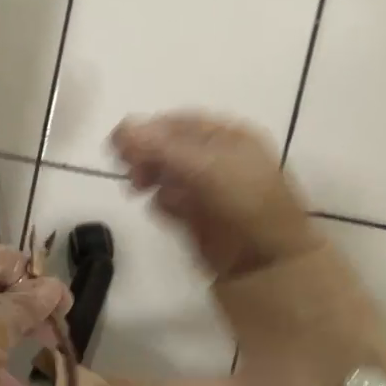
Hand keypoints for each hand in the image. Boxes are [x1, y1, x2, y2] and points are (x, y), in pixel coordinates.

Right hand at [111, 113, 318, 278]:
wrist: (266, 262)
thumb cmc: (244, 203)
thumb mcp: (205, 167)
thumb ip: (160, 148)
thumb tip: (121, 128)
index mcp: (230, 138)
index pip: (180, 124)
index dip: (149, 129)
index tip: (119, 141)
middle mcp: (218, 159)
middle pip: (169, 148)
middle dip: (145, 154)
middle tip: (123, 165)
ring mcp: (208, 189)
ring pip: (166, 174)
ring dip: (149, 178)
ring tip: (137, 188)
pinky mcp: (197, 217)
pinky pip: (170, 202)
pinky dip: (161, 203)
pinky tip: (163, 210)